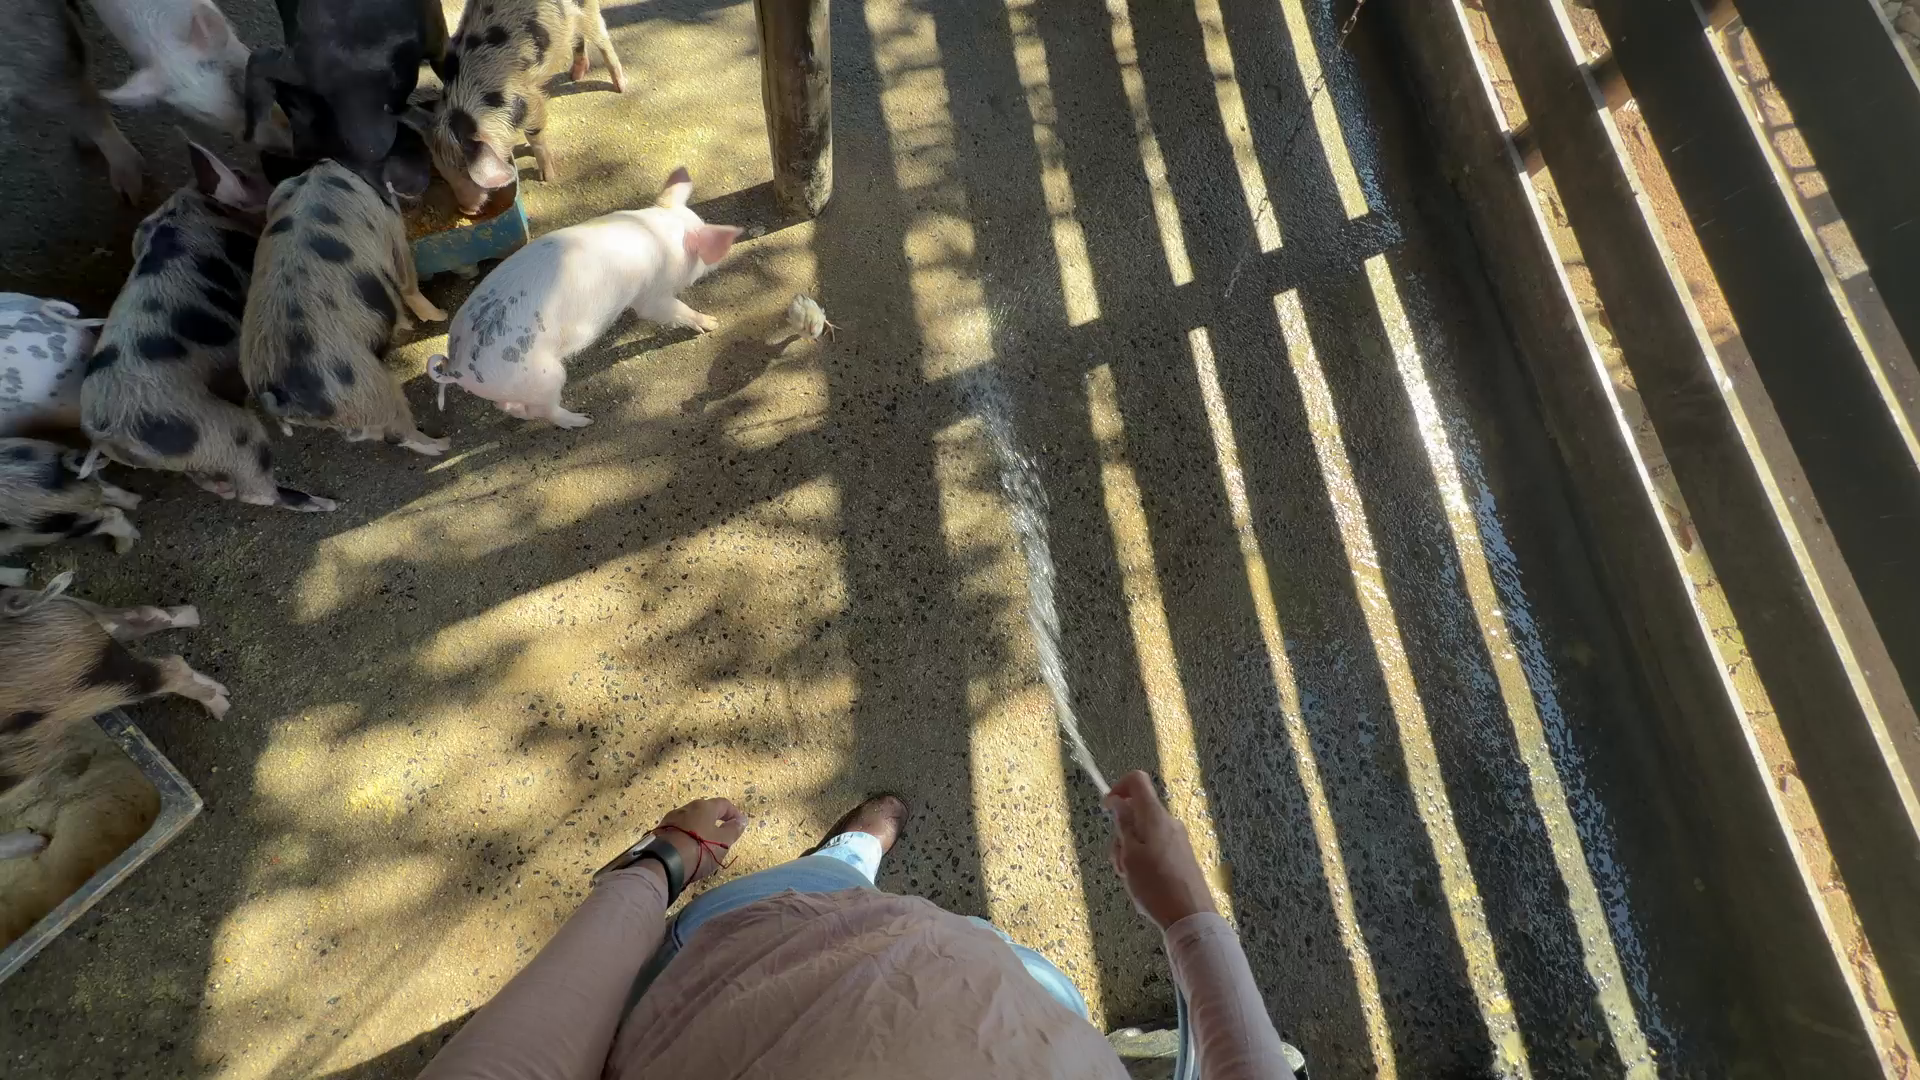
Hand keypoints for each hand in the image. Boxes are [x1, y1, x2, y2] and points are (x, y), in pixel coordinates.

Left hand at [656, 797, 746, 883]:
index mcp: (704, 807)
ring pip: (690, 821)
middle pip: (705, 811)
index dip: (734, 813)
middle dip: (715, 820)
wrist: (662, 864)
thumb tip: (741, 821)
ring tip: (703, 845)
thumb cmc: (698, 849)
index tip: (740, 824)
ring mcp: (670, 820)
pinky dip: (685, 837)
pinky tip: (686, 850)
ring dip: (698, 829)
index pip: (724, 804)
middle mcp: (687, 808)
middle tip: (721, 835)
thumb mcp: (723, 842)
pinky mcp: (658, 833)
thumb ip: (733, 830)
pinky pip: (677, 832)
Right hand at [1105, 771, 1216, 929]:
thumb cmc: (1155, 885)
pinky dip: (1144, 859)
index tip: (1107, 810)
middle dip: (1121, 832)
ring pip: (1144, 833)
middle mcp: (1168, 821)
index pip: (1137, 780)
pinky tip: (1144, 884)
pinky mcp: (1182, 856)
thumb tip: (1119, 800)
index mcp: (1154, 816)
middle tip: (1120, 862)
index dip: (1118, 787)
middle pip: (1137, 811)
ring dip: (1130, 850)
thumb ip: (1123, 825)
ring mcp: (1177, 839)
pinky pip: (1156, 847)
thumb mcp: (1130, 855)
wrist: (1192, 918)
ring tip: (1131, 878)